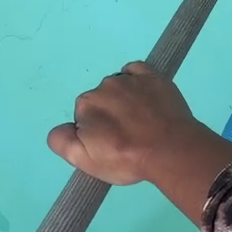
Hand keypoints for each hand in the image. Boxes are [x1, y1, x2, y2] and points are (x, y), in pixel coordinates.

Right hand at [49, 62, 231, 224]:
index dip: (95, 132)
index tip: (110, 144)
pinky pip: (137, 71)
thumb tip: (61, 128)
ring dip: (125, 99)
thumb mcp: (84, 160)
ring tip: (141, 121)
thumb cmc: (127, 158)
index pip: (84, 117)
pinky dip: (137, 80)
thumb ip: (62, 141)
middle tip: (127, 135)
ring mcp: (131, 78)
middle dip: (110, 115)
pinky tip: (145, 96)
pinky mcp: (154, 75)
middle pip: (102, 101)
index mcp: (86, 104)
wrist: (171, 149)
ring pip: (119, 87)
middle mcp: (106, 85)